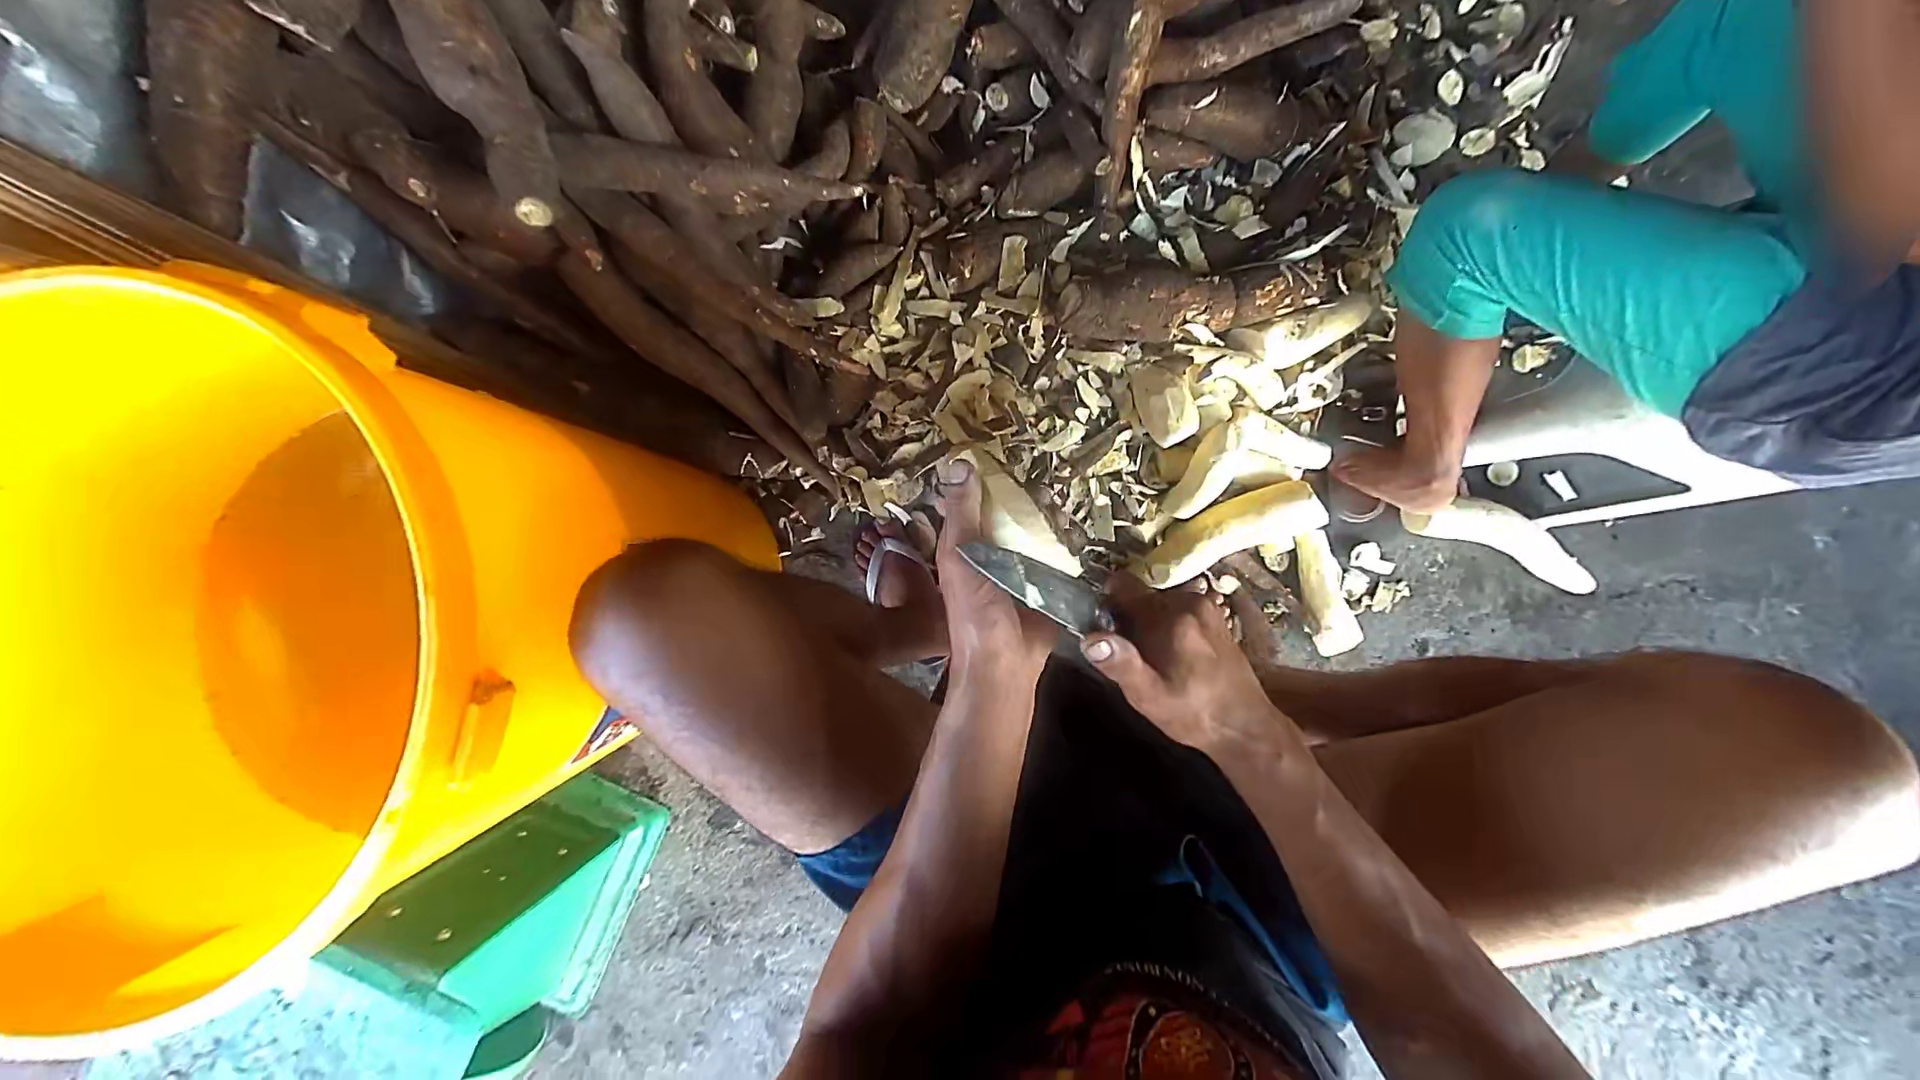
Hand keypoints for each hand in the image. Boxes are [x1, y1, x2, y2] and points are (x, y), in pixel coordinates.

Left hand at [933, 459, 1059, 681]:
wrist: (1006, 661)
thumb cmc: (974, 609)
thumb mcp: (960, 555)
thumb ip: (962, 513)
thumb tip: (960, 462)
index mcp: (966, 547)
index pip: (975, 504)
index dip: (986, 480)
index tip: (1008, 449)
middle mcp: (993, 555)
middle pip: (1010, 516)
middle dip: (1027, 494)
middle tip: (1053, 460)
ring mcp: (1023, 570)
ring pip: (1036, 534)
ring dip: (1051, 515)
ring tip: (1075, 480)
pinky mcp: (1049, 585)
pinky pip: (1060, 558)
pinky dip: (1070, 542)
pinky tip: (1088, 518)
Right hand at [1078, 577, 1296, 754]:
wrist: (1246, 727)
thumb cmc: (1195, 715)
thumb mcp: (1150, 698)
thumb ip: (1121, 665)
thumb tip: (1091, 639)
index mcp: (1172, 616)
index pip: (1123, 584)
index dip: (1106, 603)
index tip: (1103, 627)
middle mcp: (1190, 602)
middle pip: (1141, 595)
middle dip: (1127, 619)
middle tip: (1131, 656)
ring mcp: (1206, 607)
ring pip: (1158, 602)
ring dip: (1147, 623)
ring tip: (1152, 660)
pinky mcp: (1215, 616)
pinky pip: (1177, 609)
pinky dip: (1166, 625)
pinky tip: (1172, 656)